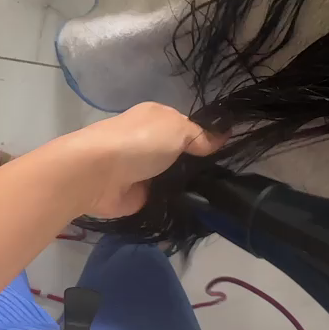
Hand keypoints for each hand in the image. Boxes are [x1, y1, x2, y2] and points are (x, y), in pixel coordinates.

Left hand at [18, 103, 222, 220]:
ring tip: (221, 197)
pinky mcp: (141, 197)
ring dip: (191, 187)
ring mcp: (145, 171)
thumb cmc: (139, 142)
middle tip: (229, 179)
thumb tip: (220, 138)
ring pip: (177, 179)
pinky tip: (201, 211)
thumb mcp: (177, 129)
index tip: (231, 152)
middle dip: (201, 166)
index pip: (188, 127)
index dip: (207, 138)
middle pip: (183, 155)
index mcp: (156, 118)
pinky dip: (178, 205)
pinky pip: (167, 201)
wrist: (98, 174)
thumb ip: (199, 136)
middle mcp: (149, 142)